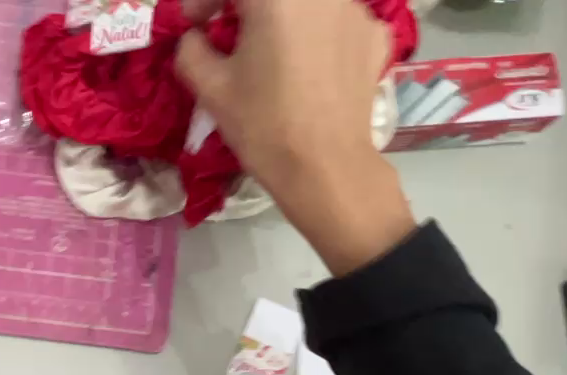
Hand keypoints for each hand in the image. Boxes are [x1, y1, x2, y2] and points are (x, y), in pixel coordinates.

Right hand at [174, 0, 416, 274]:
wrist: (323, 166)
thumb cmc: (261, 125)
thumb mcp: (211, 91)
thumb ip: (191, 51)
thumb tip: (193, 36)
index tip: (194, 24)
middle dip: (247, 9)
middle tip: (232, 35)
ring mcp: (354, 6)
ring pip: (306, 5)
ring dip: (283, 19)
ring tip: (272, 56)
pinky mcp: (374, 31)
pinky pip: (336, 20)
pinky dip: (317, 35)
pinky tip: (308, 70)